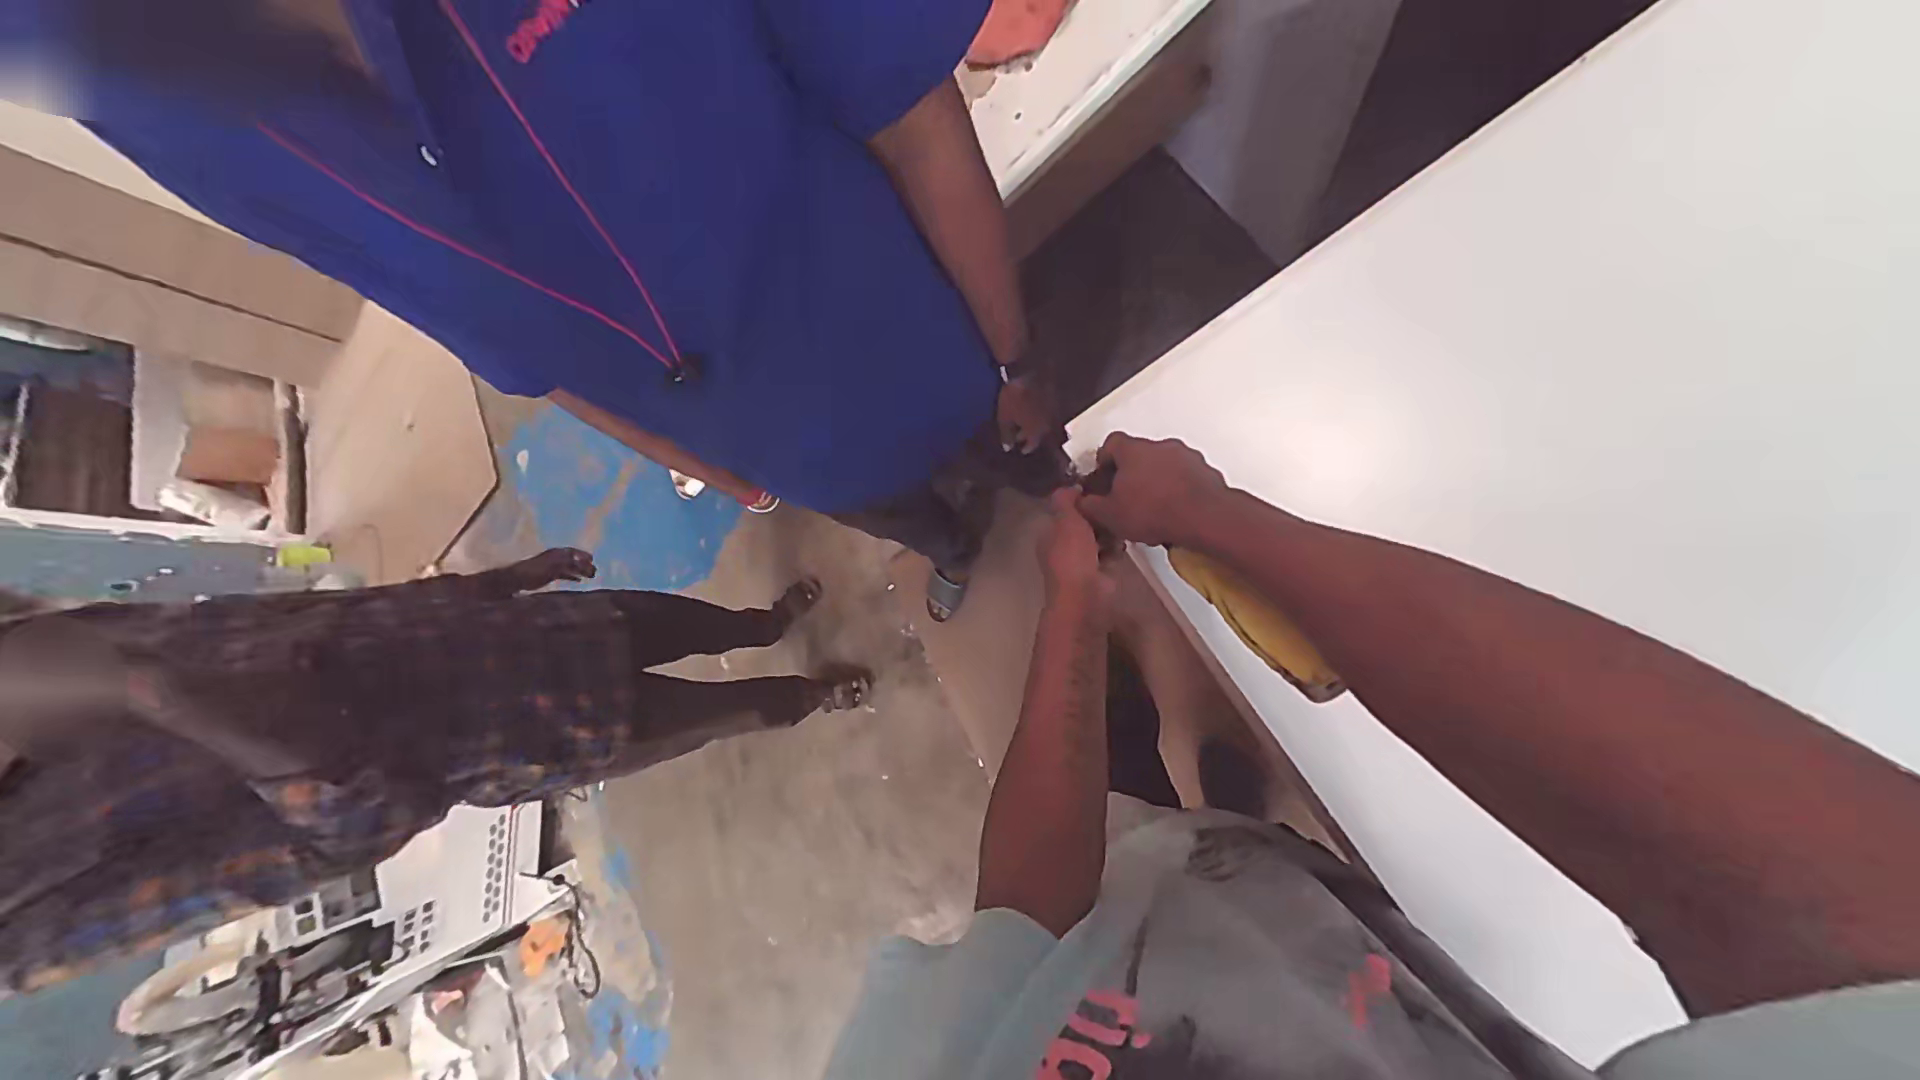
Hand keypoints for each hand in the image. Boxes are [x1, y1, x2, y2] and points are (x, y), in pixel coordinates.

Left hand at [510, 547, 596, 590]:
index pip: (574, 552)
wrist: (516, 578)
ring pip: (570, 567)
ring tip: (590, 576)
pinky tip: (579, 581)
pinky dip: (572, 576)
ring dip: (580, 571)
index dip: (584, 555)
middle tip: (594, 572)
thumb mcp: (554, 565)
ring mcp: (553, 566)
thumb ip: (570, 563)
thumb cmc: (535, 570)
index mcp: (557, 553)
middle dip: (584, 565)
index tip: (592, 560)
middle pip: (574, 560)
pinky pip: (565, 574)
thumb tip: (585, 562)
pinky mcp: (549, 575)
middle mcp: (556, 558)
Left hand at [997, 374, 1054, 453]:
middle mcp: (1048, 425)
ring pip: (1043, 422)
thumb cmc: (1015, 398)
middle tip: (1022, 436)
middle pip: (1040, 434)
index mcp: (1036, 432)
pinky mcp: (1054, 397)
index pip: (1032, 445)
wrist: (1031, 371)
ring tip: (1026, 422)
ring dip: (1036, 424)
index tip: (1021, 449)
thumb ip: (1007, 435)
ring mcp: (1053, 411)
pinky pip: (1045, 411)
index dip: (1025, 448)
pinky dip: (1038, 413)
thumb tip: (1008, 448)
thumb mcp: (1005, 417)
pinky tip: (1032, 410)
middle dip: (1031, 436)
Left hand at [1037, 489, 1113, 604]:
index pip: (1063, 512)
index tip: (1095, 490)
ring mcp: (1081, 561)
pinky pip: (1109, 552)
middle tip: (1111, 507)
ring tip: (1119, 523)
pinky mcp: (1099, 572)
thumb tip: (1070, 486)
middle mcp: (1062, 548)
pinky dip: (1115, 548)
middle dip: (1097, 517)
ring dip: (1109, 532)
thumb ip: (1065, 501)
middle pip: (1082, 524)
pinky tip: (1122, 542)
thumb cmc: (1071, 554)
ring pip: (1098, 538)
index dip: (1078, 501)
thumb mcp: (1065, 520)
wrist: (1086, 593)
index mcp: (1049, 535)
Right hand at [1077, 433, 1232, 547]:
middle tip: (1125, 496)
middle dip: (1131, 473)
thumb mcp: (1109, 515)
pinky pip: (1186, 477)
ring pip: (1164, 465)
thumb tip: (1081, 502)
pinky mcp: (1207, 472)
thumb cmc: (1154, 511)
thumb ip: (1089, 506)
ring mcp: (1187, 457)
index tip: (1103, 476)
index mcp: (1133, 450)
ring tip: (1152, 509)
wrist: (1204, 518)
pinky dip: (1178, 490)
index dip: (1104, 460)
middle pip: (1139, 454)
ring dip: (1156, 481)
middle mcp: (1161, 446)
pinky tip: (1174, 512)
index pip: (1112, 443)